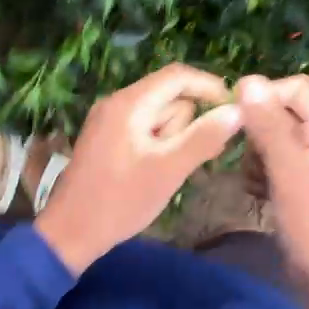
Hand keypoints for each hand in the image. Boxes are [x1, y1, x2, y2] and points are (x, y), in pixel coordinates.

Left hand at [35, 65, 242, 273]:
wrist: (70, 232)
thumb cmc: (121, 199)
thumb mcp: (169, 169)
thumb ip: (203, 137)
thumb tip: (237, 111)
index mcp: (129, 103)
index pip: (177, 76)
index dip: (209, 87)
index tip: (234, 111)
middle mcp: (117, 102)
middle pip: (169, 96)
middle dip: (186, 124)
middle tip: (186, 160)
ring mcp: (109, 120)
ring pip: (159, 115)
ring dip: (173, 138)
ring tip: (166, 172)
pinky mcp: (107, 138)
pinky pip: (144, 129)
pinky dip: (159, 145)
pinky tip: (157, 172)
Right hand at [235, 75, 308, 308]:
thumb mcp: (288, 172)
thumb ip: (269, 126)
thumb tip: (247, 80)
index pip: (295, 88)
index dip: (266, 95)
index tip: (239, 119)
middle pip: (280, 112)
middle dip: (257, 129)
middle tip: (248, 158)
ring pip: (272, 140)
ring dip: (255, 155)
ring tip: (254, 182)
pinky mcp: (299, 189)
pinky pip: (272, 166)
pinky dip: (259, 175)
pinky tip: (256, 195)